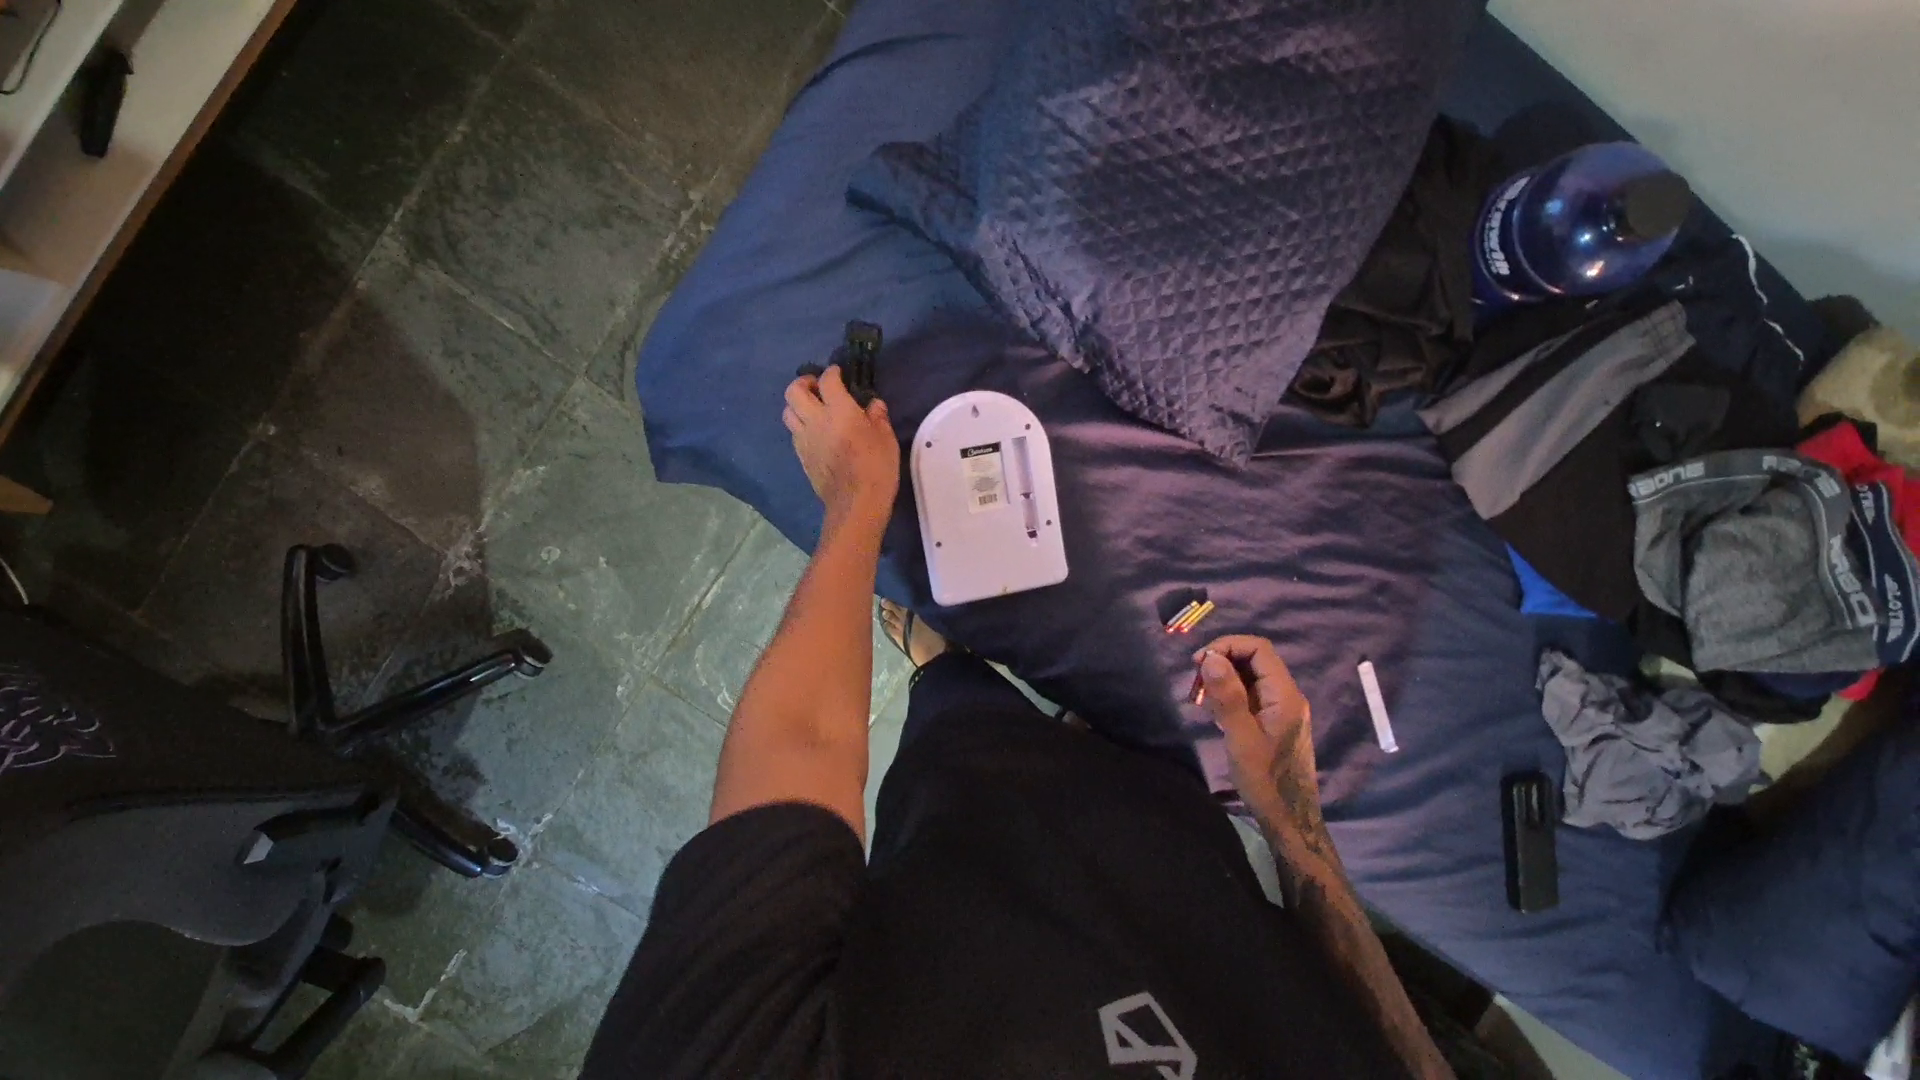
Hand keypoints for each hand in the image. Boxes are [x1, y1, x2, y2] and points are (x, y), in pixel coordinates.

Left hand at [783, 365, 899, 534]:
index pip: (827, 381)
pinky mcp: (801, 457)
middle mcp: (815, 420)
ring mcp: (804, 439)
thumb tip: (873, 405)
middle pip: (794, 392)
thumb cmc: (876, 467)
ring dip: (797, 405)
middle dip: (803, 383)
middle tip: (816, 386)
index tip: (838, 373)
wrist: (855, 503)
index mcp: (839, 410)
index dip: (832, 372)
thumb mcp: (886, 439)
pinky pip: (794, 433)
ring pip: (788, 412)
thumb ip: (878, 417)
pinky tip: (814, 432)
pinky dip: (800, 426)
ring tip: (811, 408)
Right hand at [1193, 635, 1319, 822]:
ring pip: (1251, 678)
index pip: (1259, 649)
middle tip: (1196, 684)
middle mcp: (1287, 696)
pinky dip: (1231, 697)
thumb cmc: (1265, 780)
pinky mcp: (1274, 722)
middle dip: (1222, 663)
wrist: (1288, 819)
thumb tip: (1211, 657)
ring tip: (1203, 702)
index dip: (1227, 646)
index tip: (1199, 662)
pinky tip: (1216, 715)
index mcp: (1284, 695)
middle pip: (1254, 660)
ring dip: (1224, 681)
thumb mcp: (1241, 738)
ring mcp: (1281, 710)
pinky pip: (1251, 696)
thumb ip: (1228, 696)